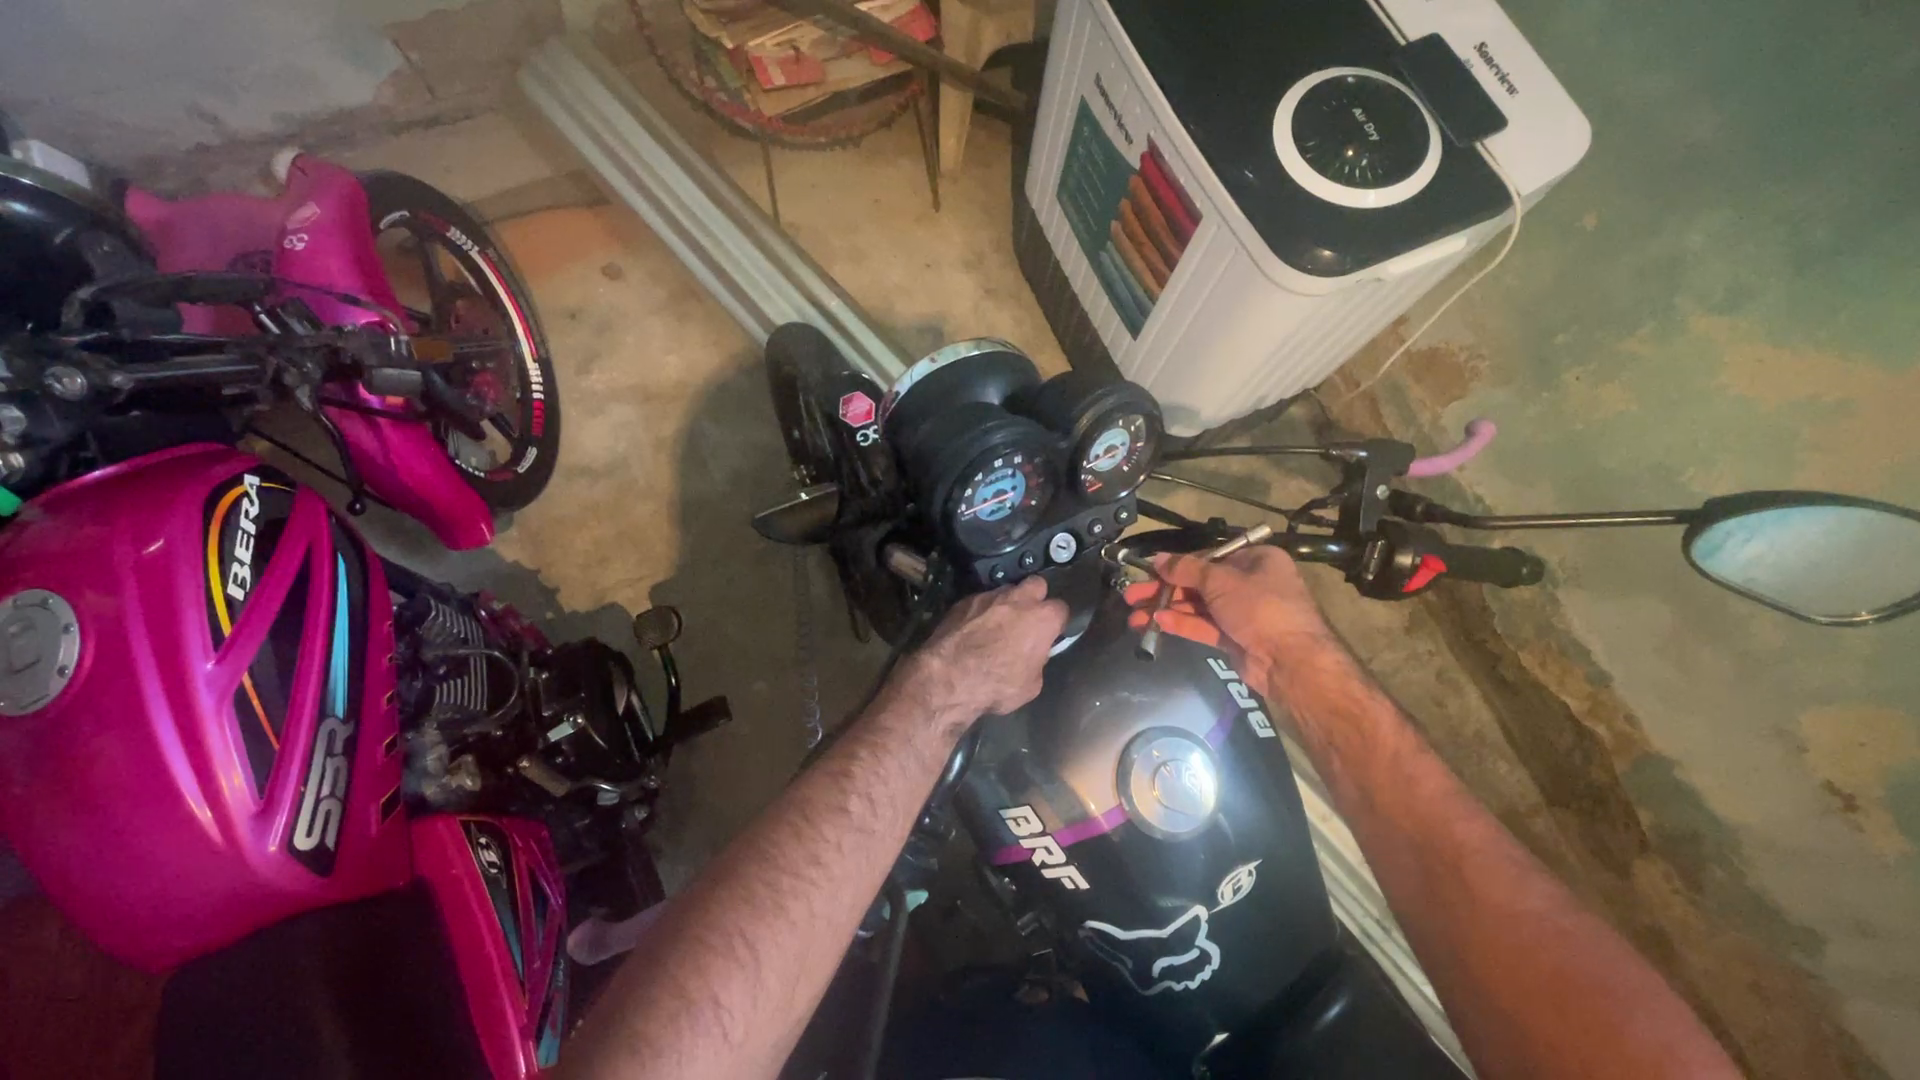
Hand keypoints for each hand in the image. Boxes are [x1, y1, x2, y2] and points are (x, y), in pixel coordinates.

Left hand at [893, 576, 1068, 737]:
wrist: (949, 677)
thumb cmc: (997, 685)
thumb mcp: (1031, 685)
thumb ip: (1037, 661)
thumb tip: (1032, 655)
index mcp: (1042, 619)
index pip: (1061, 609)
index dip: (1056, 622)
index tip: (1051, 633)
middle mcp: (1018, 599)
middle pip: (1037, 584)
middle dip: (1036, 597)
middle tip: (1028, 618)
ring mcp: (989, 596)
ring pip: (1006, 590)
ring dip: (1007, 604)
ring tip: (997, 624)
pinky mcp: (964, 600)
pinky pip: (980, 601)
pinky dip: (981, 612)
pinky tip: (973, 629)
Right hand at [1123, 547, 1333, 680]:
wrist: (1290, 660)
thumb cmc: (1260, 607)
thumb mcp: (1221, 580)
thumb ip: (1186, 569)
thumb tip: (1158, 559)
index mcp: (1256, 560)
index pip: (1209, 557)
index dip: (1177, 565)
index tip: (1149, 570)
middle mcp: (1250, 583)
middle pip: (1199, 583)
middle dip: (1165, 590)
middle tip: (1132, 595)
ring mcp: (1242, 613)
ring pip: (1198, 606)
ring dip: (1167, 609)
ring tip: (1135, 615)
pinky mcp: (1234, 638)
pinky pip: (1203, 626)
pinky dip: (1181, 623)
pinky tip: (1156, 623)